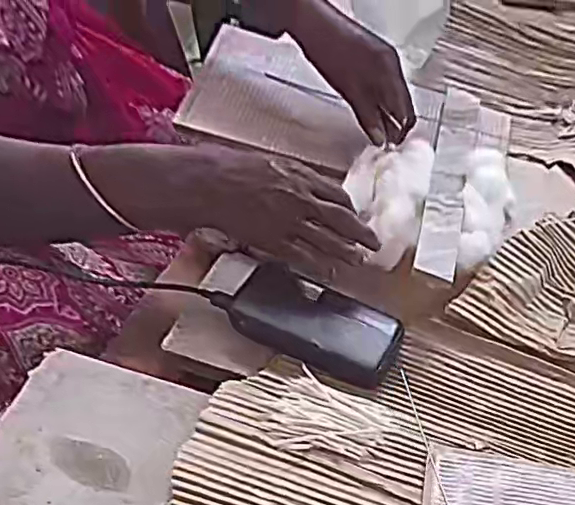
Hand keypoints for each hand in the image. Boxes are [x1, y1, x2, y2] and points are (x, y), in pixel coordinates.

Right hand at [90, 143, 377, 273]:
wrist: (199, 182)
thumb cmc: (223, 168)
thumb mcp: (263, 162)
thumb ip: (288, 175)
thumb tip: (306, 186)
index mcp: (295, 174)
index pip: (335, 193)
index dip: (350, 209)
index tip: (358, 216)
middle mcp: (297, 197)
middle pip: (340, 218)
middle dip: (361, 232)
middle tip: (375, 243)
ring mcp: (287, 221)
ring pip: (328, 240)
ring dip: (348, 252)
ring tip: (361, 261)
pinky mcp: (275, 241)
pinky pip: (305, 256)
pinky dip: (322, 265)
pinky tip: (333, 272)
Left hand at [291, 0, 414, 145]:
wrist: (312, 22)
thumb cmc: (329, 49)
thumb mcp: (352, 93)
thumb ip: (369, 119)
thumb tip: (380, 139)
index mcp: (391, 74)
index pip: (406, 115)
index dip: (400, 134)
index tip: (392, 146)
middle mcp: (392, 64)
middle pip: (403, 105)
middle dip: (395, 124)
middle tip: (384, 140)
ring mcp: (384, 58)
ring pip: (394, 96)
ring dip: (387, 112)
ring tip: (375, 126)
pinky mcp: (375, 55)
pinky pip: (386, 84)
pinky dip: (381, 99)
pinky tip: (370, 106)